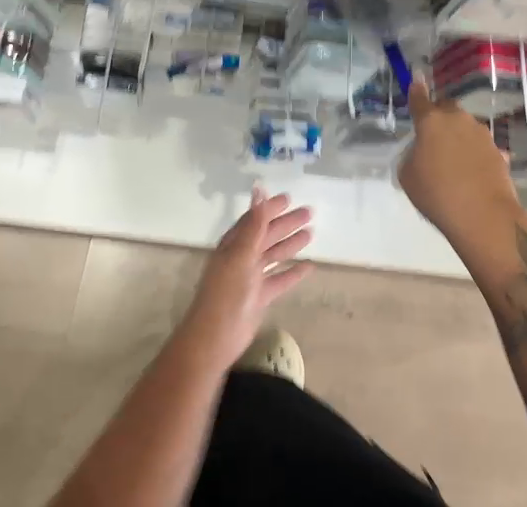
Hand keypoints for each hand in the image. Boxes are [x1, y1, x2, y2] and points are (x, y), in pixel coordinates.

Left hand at [178, 188, 314, 368]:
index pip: (254, 220)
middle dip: (286, 223)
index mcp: (233, 245)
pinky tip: (309, 266)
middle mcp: (241, 258)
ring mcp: (250, 278)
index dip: (269, 208)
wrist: (215, 337)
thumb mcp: (241, 254)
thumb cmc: (226, 292)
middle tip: (309, 212)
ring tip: (311, 233)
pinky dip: (293, 272)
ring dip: (290, 244)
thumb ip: (254, 224)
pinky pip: (279, 280)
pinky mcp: (259, 297)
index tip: (289, 198)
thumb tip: (259, 189)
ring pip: (274, 255)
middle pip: (266, 235)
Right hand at [401, 83, 521, 240]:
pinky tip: (472, 176)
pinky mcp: (499, 151)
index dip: (416, 91)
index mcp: (431, 122)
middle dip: (440, 117)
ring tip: (454, 163)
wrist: (483, 215)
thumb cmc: (436, 194)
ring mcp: (483, 135)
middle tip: (434, 138)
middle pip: (447, 109)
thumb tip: (424, 151)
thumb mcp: (408, 176)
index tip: (416, 81)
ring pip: (466, 128)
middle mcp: (459, 120)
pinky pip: (481, 148)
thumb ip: (413, 155)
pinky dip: (475, 156)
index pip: (420, 99)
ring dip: (459, 138)